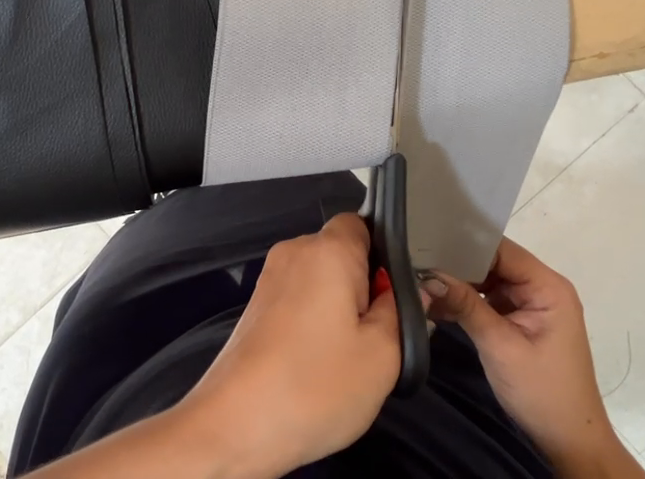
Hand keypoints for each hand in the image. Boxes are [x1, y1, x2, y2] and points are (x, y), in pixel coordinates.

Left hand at [175, 212, 400, 477]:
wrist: (238, 421)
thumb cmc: (315, 385)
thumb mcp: (383, 354)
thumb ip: (401, 312)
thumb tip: (405, 290)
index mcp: (326, 251)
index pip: (361, 223)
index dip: (385, 253)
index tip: (394, 294)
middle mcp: (293, 252)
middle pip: (341, 252)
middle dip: (364, 286)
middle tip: (377, 335)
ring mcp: (270, 278)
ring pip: (321, 279)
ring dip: (340, 308)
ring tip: (347, 357)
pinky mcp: (257, 305)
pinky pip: (299, 298)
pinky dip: (315, 321)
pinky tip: (319, 363)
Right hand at [424, 238, 639, 476]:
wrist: (569, 441)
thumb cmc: (541, 391)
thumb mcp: (499, 346)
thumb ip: (464, 305)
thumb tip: (426, 274)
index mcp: (548, 287)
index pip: (500, 249)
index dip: (464, 243)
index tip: (425, 239)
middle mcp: (542, 288)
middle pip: (492, 262)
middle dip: (455, 263)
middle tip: (414, 261)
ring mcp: (532, 305)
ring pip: (487, 280)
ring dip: (457, 284)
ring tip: (418, 281)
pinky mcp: (522, 321)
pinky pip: (489, 300)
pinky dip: (465, 302)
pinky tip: (435, 304)